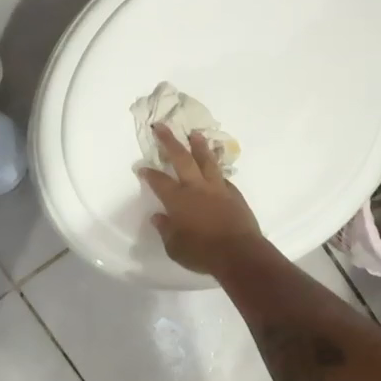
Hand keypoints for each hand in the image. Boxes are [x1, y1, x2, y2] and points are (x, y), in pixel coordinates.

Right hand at [138, 125, 264, 275]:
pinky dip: (216, 169)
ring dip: (199, 145)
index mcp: (178, 200)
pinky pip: (223, 177)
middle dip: (169, 141)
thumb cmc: (202, 253)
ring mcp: (217, 189)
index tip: (141, 167)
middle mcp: (196, 188)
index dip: (149, 173)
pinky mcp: (234, 194)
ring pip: (206, 161)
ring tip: (195, 133)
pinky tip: (215, 167)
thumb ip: (165, 230)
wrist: (239, 253)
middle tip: (162, 126)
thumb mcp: (175, 247)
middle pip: (182, 158)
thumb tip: (158, 217)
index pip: (159, 181)